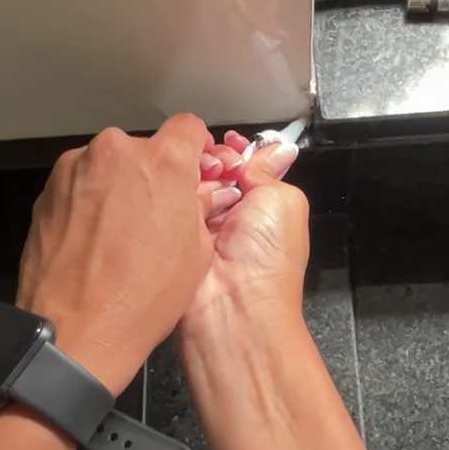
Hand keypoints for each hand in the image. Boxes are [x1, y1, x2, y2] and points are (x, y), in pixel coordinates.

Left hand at [16, 114, 236, 393]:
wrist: (76, 330)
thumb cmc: (144, 296)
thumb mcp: (197, 253)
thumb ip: (200, 208)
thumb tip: (200, 194)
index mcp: (163, 161)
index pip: (189, 127)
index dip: (196, 150)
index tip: (194, 171)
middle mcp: (115, 151)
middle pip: (144, 149)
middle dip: (153, 174)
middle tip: (157, 215)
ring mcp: (74, 168)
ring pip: (109, 166)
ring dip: (119, 187)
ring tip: (120, 235)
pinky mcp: (46, 190)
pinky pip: (80, 185)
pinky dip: (90, 202)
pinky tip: (94, 241)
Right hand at [186, 130, 305, 330]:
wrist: (234, 307)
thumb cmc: (268, 262)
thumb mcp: (282, 201)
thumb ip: (268, 172)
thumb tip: (275, 150)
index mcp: (260, 205)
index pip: (241, 162)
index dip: (235, 149)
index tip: (230, 142)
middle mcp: (227, 214)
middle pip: (210, 166)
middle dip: (212, 159)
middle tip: (218, 168)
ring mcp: (197, 224)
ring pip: (187, 180)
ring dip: (193, 177)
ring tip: (201, 186)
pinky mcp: (171, 235)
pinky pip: (166, 201)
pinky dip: (172, 194)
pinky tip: (180, 197)